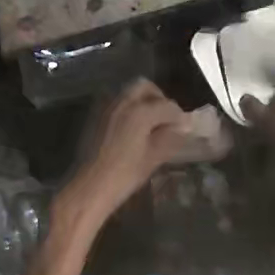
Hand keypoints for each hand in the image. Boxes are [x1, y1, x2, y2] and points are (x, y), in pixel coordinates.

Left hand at [65, 79, 196, 220]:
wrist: (89, 187)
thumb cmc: (125, 175)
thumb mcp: (154, 157)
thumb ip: (170, 137)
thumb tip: (184, 127)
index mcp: (141, 111)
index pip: (167, 105)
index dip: (179, 116)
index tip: (185, 127)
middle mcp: (123, 101)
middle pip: (145, 87)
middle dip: (159, 99)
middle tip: (167, 119)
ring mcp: (107, 107)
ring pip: (129, 93)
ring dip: (143, 102)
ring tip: (150, 124)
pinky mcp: (96, 116)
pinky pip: (117, 103)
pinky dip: (129, 109)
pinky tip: (133, 129)